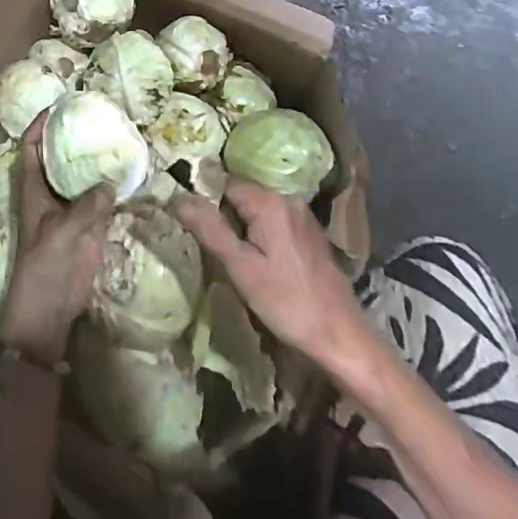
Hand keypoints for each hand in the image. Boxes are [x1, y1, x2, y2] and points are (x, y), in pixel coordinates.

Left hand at [0, 114, 113, 366]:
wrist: (47, 314)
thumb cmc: (42, 269)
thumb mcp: (61, 234)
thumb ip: (86, 207)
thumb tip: (111, 182)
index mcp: (33, 188)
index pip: (31, 146)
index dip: (40, 123)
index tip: (59, 103)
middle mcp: (52, 193)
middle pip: (61, 156)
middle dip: (76, 136)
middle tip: (102, 115)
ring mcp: (72, 209)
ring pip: (85, 176)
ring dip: (99, 160)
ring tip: (122, 136)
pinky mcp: (91, 227)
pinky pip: (105, 199)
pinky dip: (117, 186)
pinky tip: (135, 173)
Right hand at [173, 179, 380, 380]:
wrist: (340, 336)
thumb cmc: (286, 302)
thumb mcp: (240, 267)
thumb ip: (209, 228)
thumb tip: (177, 197)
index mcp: (270, 202)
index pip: (222, 182)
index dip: (203, 200)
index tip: (190, 223)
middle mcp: (288, 199)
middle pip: (240, 193)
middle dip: (220, 212)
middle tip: (207, 242)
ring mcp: (302, 215)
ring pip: (256, 207)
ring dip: (238, 223)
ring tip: (228, 252)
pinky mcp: (309, 232)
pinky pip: (272, 219)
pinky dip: (257, 231)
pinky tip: (254, 258)